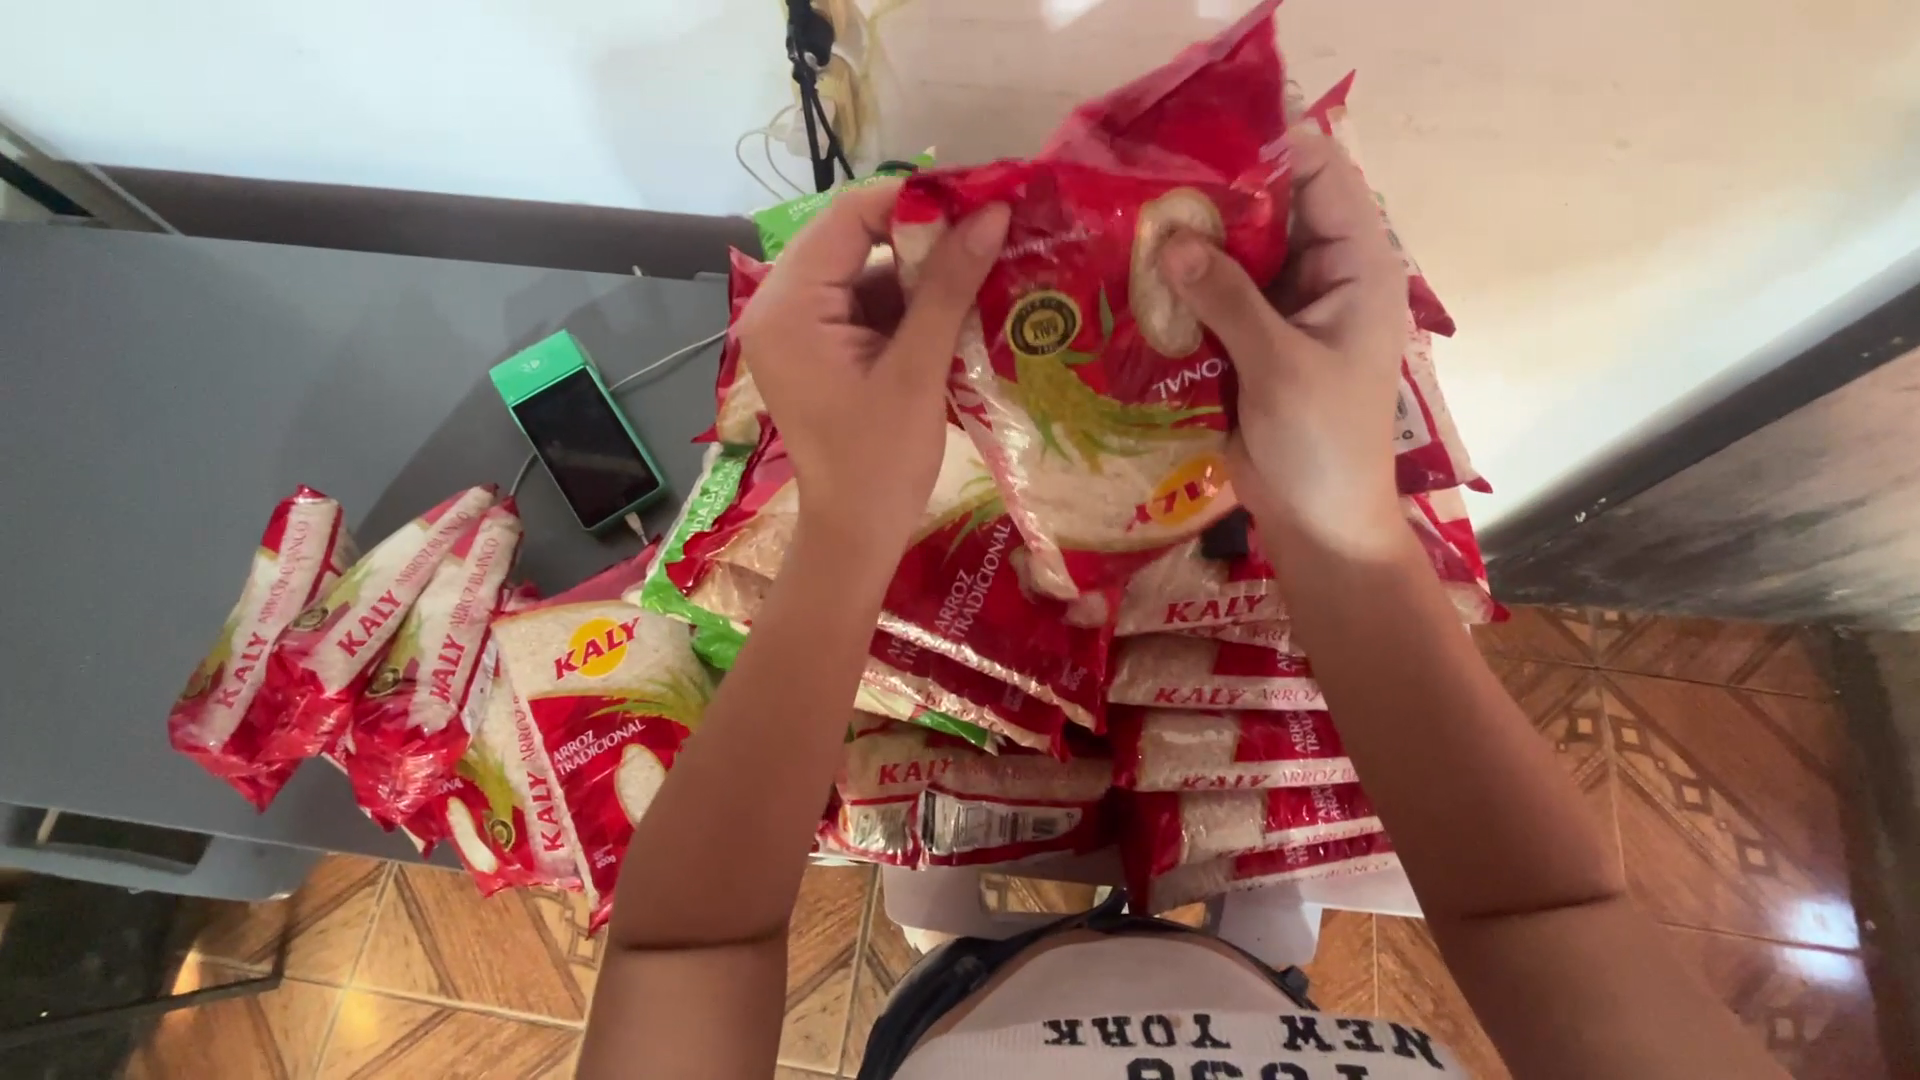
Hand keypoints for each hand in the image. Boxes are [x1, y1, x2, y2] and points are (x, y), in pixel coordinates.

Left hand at [734, 182, 1009, 555]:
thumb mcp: (918, 370)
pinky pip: (864, 308)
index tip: (977, 198)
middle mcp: (780, 308)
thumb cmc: (881, 462)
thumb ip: (948, 286)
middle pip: (853, 242)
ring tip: (979, 272)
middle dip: (920, 239)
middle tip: (985, 234)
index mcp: (789, 308)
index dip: (914, 199)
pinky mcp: (818, 351)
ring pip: (864, 275)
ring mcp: (798, 331)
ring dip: (918, 276)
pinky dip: (906, 308)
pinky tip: (952, 313)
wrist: (857, 533)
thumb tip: (991, 212)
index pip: (848, 218)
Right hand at [1156, 128, 1409, 556]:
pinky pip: (1212, 305)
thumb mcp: (1280, 365)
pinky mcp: (1248, 347)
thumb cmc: (1322, 442)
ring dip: (1189, 251)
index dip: (1267, 151)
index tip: (1197, 147)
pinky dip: (1180, 296)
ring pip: (1233, 260)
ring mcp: (1281, 314)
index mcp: (1357, 266)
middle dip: (1211, 202)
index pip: (1320, 175)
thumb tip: (1171, 240)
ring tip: (1128, 233)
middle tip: (1144, 192)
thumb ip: (1229, 299)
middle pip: (1267, 213)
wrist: (1318, 521)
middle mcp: (1321, 277)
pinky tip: (1135, 288)